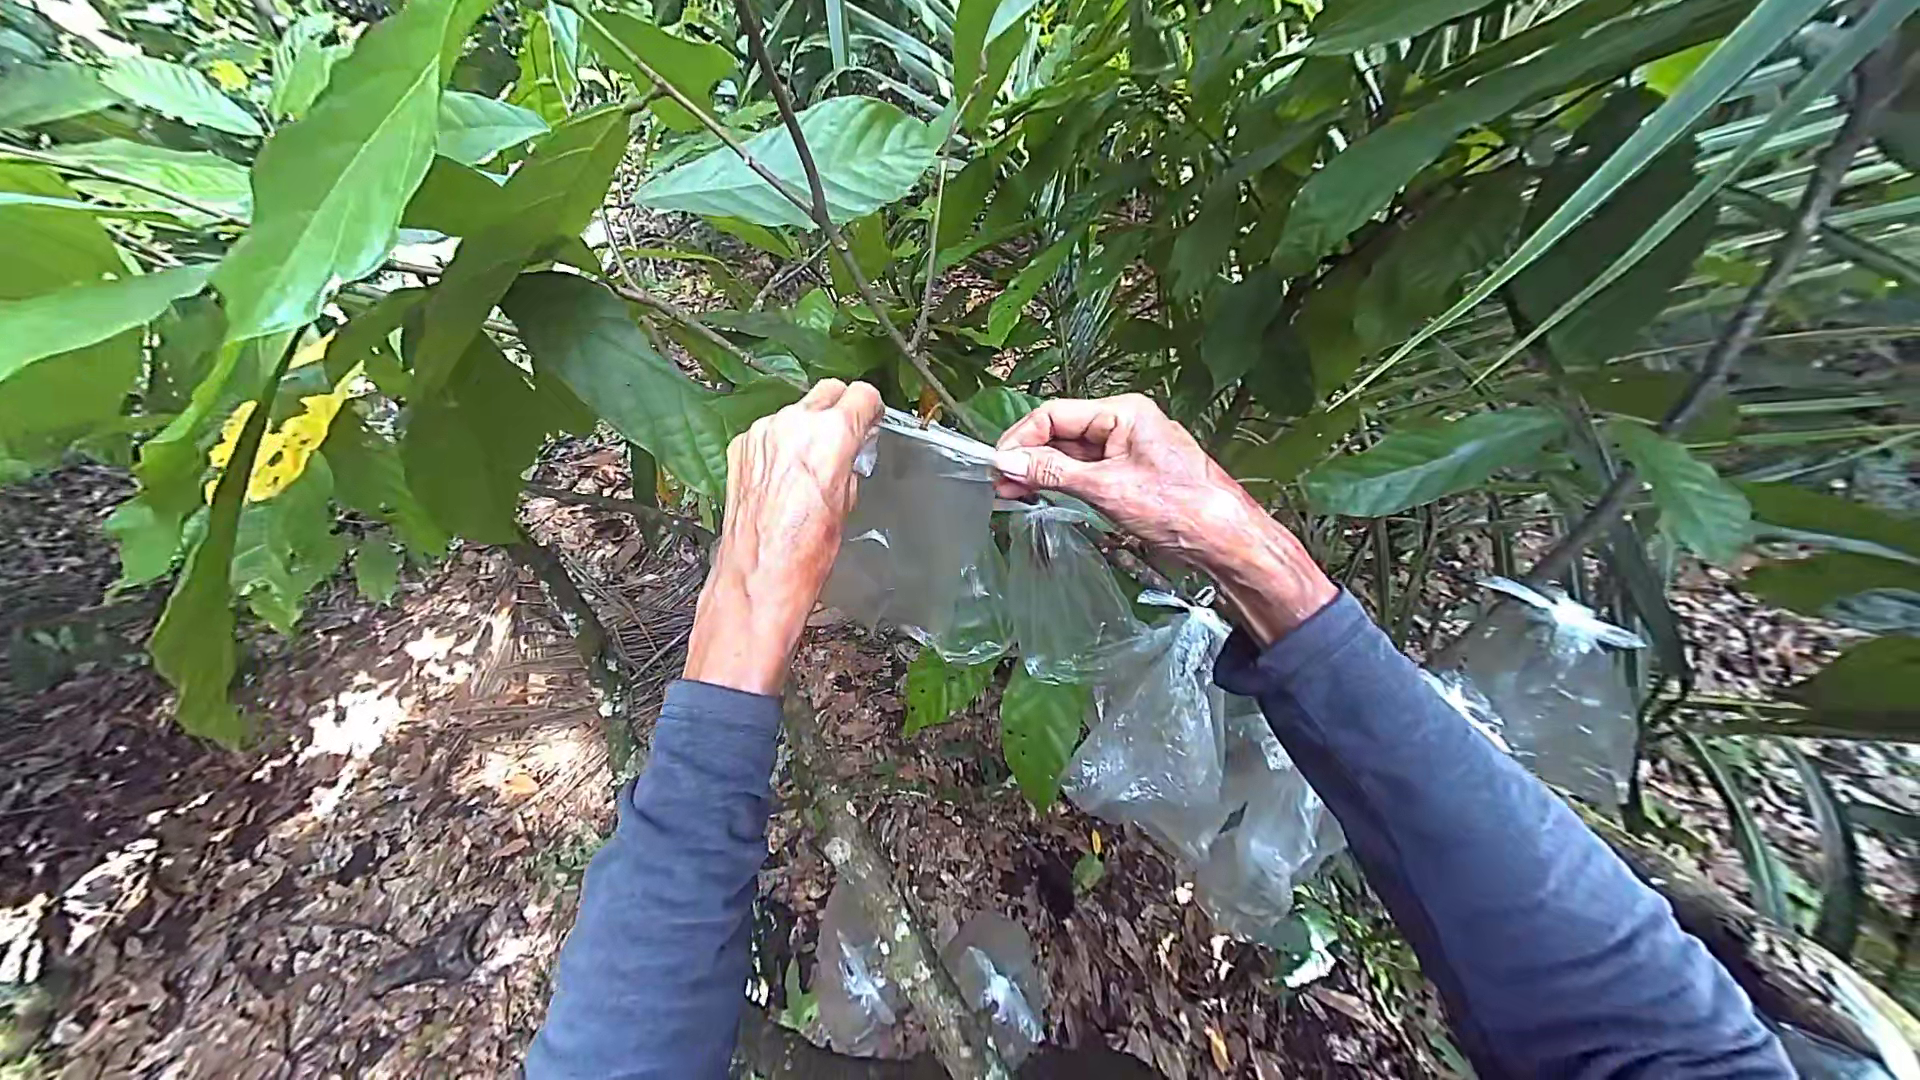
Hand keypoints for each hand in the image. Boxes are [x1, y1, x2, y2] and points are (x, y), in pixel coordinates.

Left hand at [683, 379, 882, 694]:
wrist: (759, 576)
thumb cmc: (805, 552)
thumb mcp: (847, 503)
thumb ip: (851, 463)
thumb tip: (851, 450)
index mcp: (830, 435)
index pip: (862, 394)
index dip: (872, 408)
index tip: (872, 419)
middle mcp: (792, 424)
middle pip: (828, 392)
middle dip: (842, 409)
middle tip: (849, 435)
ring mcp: (762, 433)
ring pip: (797, 411)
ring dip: (810, 427)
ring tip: (815, 465)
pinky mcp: (742, 447)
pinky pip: (770, 431)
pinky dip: (781, 443)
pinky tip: (787, 477)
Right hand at [992, 394, 1335, 644]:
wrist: (1223, 539)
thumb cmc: (1177, 506)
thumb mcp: (1105, 487)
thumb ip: (1053, 471)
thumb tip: (1009, 461)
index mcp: (1122, 412)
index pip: (1055, 414)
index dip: (1022, 438)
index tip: (998, 463)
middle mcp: (1122, 424)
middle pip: (1061, 432)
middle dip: (1028, 457)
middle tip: (1001, 484)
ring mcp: (1125, 449)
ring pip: (1070, 454)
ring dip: (1041, 471)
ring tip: (1012, 493)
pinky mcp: (1127, 473)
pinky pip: (1085, 471)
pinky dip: (1061, 482)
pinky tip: (1040, 494)